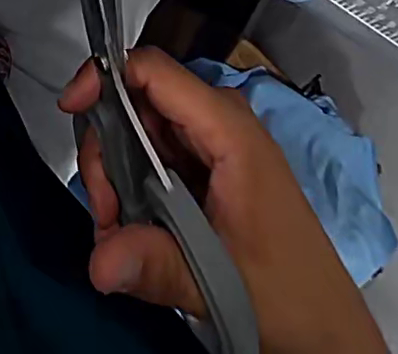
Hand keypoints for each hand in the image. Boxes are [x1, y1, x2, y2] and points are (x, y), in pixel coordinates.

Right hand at [60, 50, 387, 353]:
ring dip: (114, 174)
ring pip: (137, 128)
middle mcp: (216, 121)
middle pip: (136, 101)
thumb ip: (157, 264)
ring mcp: (209, 142)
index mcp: (228, 128)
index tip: (71, 105)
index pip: (154, 70)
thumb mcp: (221, 280)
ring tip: (118, 230)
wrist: (325, 330)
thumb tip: (99, 260)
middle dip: (106, 149)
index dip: (106, 75)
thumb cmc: (292, 294)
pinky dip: (129, 185)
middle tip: (106, 212)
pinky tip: (132, 229)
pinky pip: (149, 152)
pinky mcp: (202, 164)